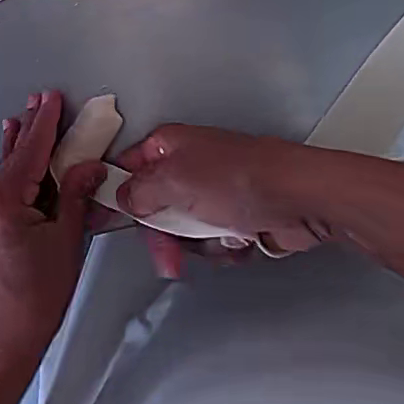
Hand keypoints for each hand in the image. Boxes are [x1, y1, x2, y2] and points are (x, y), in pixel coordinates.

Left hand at [0, 90, 106, 371]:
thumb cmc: (34, 298)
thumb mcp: (65, 243)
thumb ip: (75, 196)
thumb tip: (91, 165)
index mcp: (3, 199)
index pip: (31, 149)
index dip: (47, 121)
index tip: (54, 97)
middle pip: (16, 151)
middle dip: (34, 125)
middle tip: (46, 97)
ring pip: (8, 164)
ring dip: (24, 142)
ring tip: (33, 113)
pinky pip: (2, 179)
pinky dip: (16, 163)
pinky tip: (15, 147)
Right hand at [116, 125, 332, 275]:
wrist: (300, 198)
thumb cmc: (235, 180)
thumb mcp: (174, 181)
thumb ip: (138, 191)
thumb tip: (120, 197)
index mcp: (168, 146)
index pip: (126, 168)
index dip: (113, 195)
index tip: (102, 222)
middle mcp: (186, 165)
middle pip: (153, 206)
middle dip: (162, 235)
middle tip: (169, 257)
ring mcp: (211, 191)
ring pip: (182, 229)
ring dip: (197, 243)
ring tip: (221, 239)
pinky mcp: (235, 216)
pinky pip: (210, 240)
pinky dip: (222, 247)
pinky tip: (239, 241)